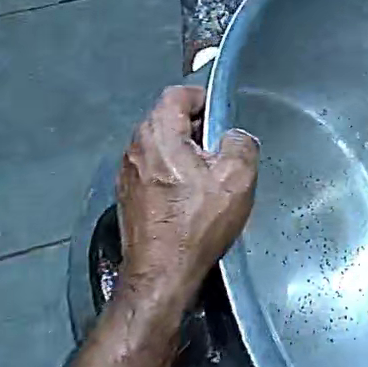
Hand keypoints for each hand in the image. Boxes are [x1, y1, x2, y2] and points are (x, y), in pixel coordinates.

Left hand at [115, 86, 258, 310]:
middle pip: (167, 118)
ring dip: (183, 152)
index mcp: (158, 133)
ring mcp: (126, 172)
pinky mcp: (127, 195)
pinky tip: (188, 197)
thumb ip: (241, 144)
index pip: (178, 93)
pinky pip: (152, 168)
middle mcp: (135, 147)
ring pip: (159, 145)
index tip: (223, 118)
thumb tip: (234, 137)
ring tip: (208, 176)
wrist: (162, 272)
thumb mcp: (236, 178)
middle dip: (196, 127)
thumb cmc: (197, 222)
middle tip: (221, 149)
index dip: (203, 99)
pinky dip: (170, 172)